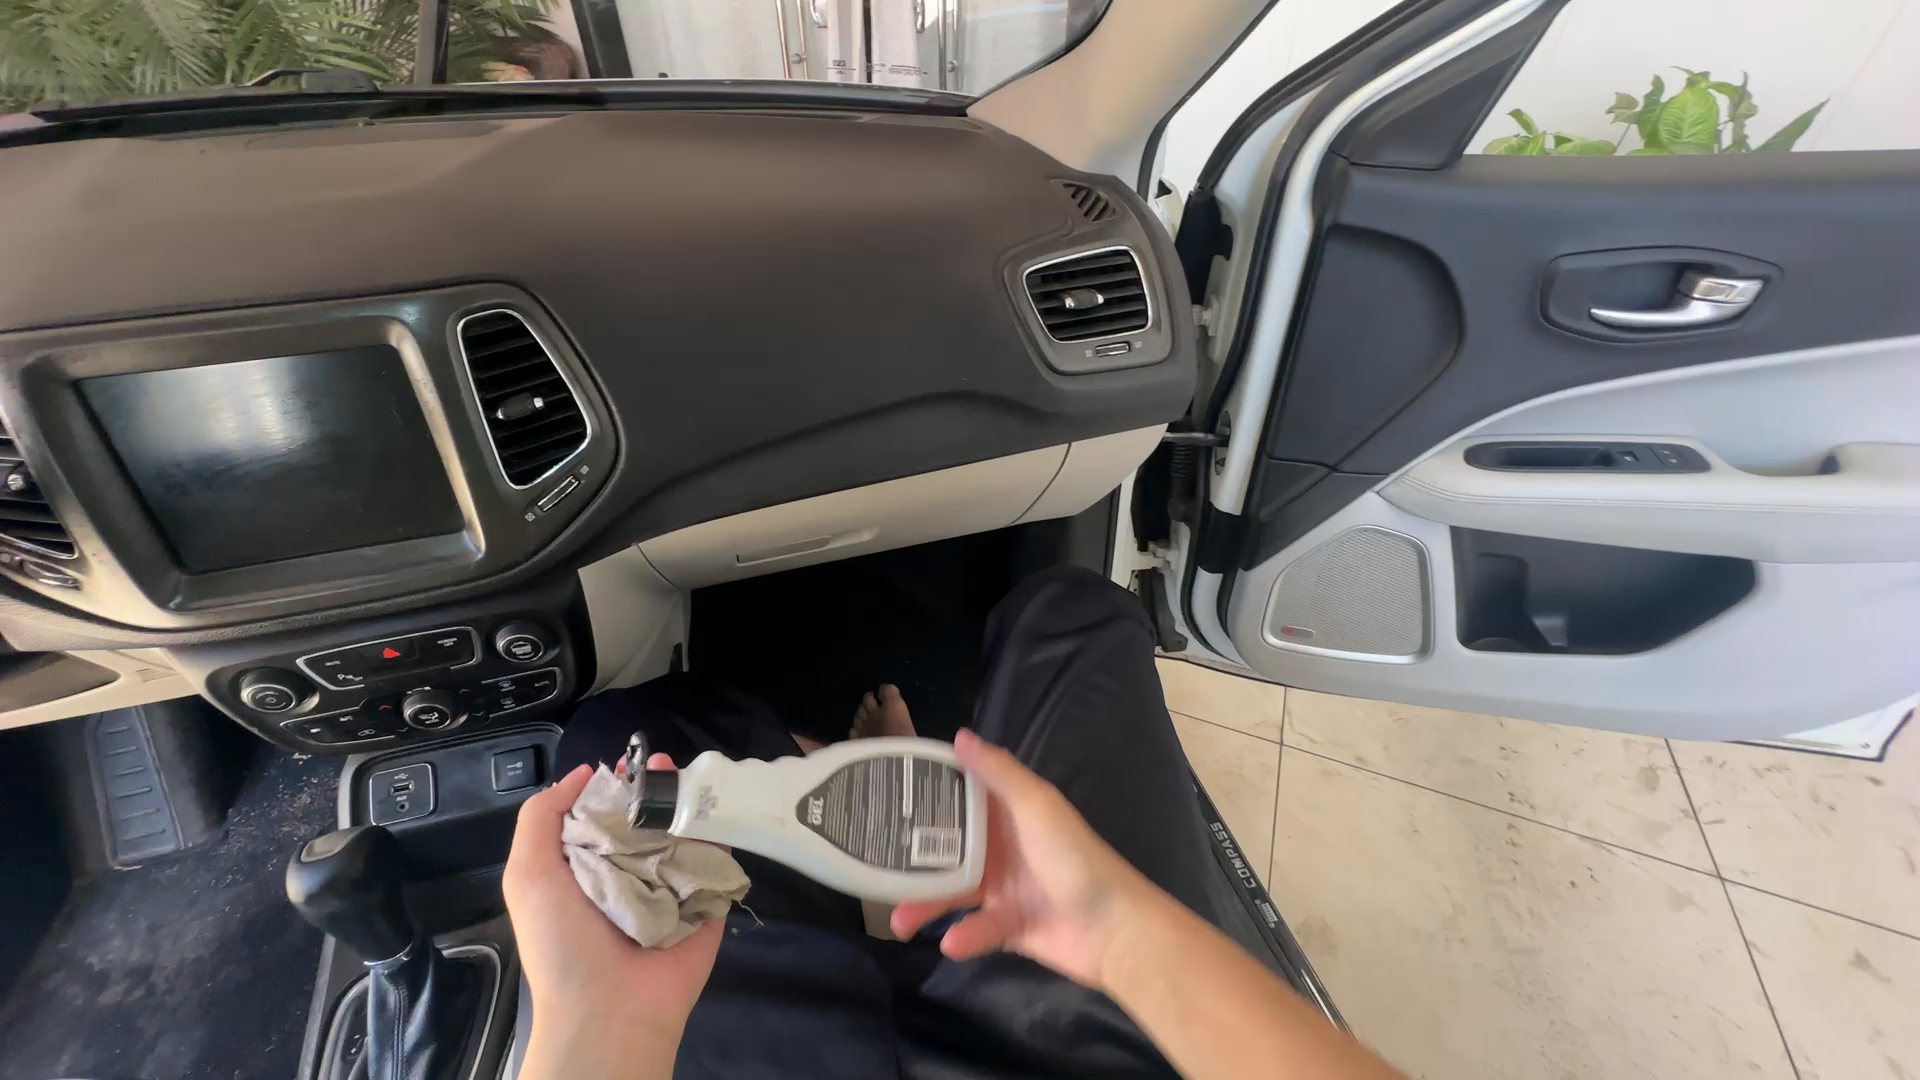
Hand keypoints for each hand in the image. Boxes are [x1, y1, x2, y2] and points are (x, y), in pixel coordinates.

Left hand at [504, 758, 722, 1079]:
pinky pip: (720, 859)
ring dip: (694, 803)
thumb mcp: (529, 877)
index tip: (630, 762)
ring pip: (690, 831)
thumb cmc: (563, 943)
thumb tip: (584, 772)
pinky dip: (723, 836)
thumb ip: (541, 819)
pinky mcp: (710, 899)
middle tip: (665, 765)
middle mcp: (635, 870)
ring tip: (695, 782)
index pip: (610, 811)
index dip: (619, 783)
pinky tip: (723, 812)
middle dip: (660, 786)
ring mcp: (676, 884)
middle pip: (653, 815)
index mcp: (594, 865)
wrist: (610, 1010)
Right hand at [890, 729, 1163, 989]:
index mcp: (1007, 810)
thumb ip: (997, 771)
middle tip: (875, 865)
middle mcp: (999, 845)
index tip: (886, 791)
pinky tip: (954, 943)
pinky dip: (965, 937)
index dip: (926, 792)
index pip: (959, 793)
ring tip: (898, 923)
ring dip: (925, 906)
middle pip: (945, 846)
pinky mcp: (1007, 926)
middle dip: (911, 858)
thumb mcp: (1035, 804)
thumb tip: (958, 735)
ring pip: (952, 892)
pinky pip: (976, 929)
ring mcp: (1002, 887)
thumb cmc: (1072, 856)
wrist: (1114, 928)